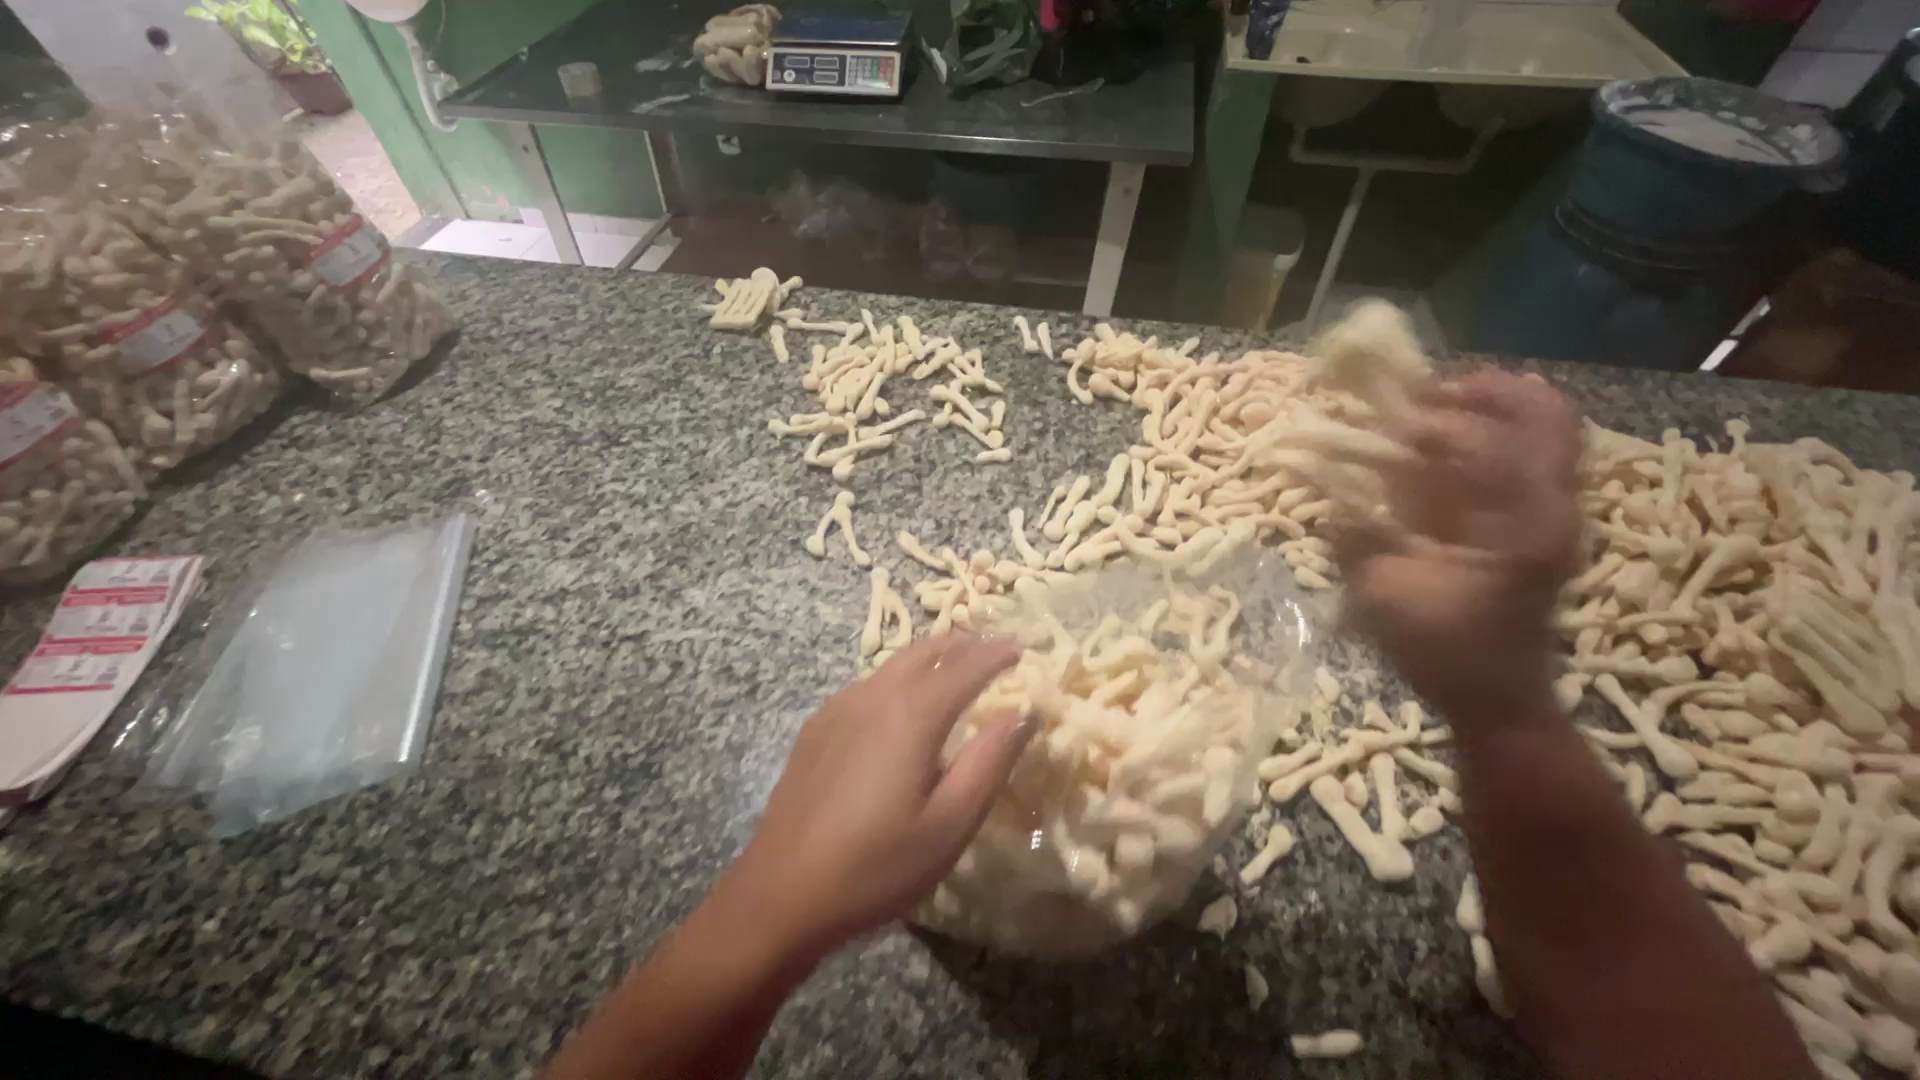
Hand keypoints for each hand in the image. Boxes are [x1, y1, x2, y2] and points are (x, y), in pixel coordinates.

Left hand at [712, 634, 1033, 958]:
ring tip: (957, 666)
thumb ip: (988, 762)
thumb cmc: (877, 866)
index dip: (996, 653)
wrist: (781, 894)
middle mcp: (873, 696)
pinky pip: (868, 684)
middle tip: (994, 648)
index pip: (965, 666)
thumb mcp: (949, 825)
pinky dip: (900, 677)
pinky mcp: (817, 728)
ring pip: (893, 664)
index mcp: (911, 714)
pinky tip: (903, 703)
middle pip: (925, 651)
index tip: (1022, 646)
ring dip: (931, 657)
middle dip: (964, 644)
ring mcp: (838, 709)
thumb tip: (1022, 714)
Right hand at [1338, 371, 1583, 721]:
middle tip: (1425, 393)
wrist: (1499, 699)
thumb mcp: (1387, 600)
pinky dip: (1491, 437)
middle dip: (1484, 393)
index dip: (1445, 426)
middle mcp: (1554, 509)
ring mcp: (1555, 514)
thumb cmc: (1447, 653)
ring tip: (1433, 407)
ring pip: (1546, 430)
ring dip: (1491, 409)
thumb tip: (1333, 499)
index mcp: (1525, 527)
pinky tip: (1442, 450)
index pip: (1498, 445)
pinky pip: (1530, 457)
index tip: (1396, 427)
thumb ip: (1357, 542)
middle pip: (1547, 417)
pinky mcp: (1541, 524)